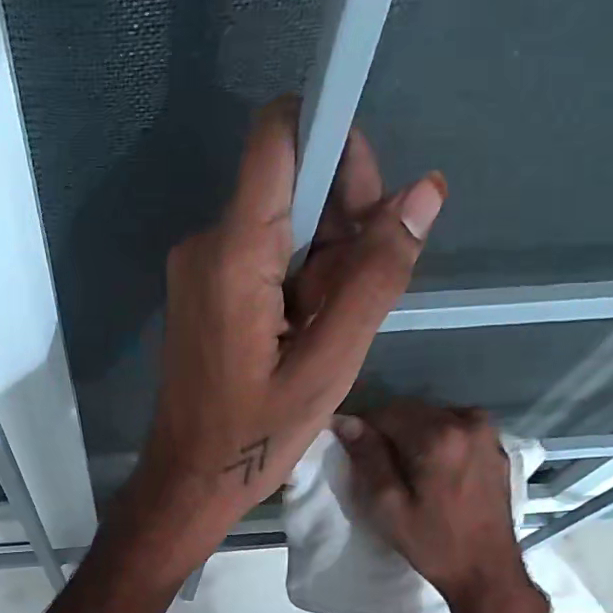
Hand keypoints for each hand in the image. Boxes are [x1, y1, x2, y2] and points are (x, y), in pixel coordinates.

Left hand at [118, 97, 445, 577]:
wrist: (189, 479)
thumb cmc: (255, 436)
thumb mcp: (329, 364)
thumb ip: (375, 277)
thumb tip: (423, 193)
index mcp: (235, 252)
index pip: (280, 134)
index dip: (334, 141)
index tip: (370, 198)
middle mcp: (207, 243)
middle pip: (291, 183)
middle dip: (341, 221)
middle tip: (357, 295)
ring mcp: (199, 267)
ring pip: (282, 223)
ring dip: (322, 263)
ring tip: (325, 331)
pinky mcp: (203, 289)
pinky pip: (262, 256)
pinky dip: (296, 282)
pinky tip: (304, 334)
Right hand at [336, 399, 544, 612]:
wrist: (486, 570)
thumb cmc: (432, 542)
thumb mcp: (387, 505)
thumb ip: (367, 458)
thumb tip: (347, 422)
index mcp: (439, 435)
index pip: (387, 411)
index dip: (363, 427)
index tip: (354, 451)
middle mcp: (467, 422)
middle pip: (412, 410)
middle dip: (389, 430)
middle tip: (376, 464)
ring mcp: (487, 432)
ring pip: (433, 416)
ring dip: (413, 433)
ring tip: (404, 468)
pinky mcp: (496, 447)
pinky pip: (456, 428)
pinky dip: (437, 439)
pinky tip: (432, 469)